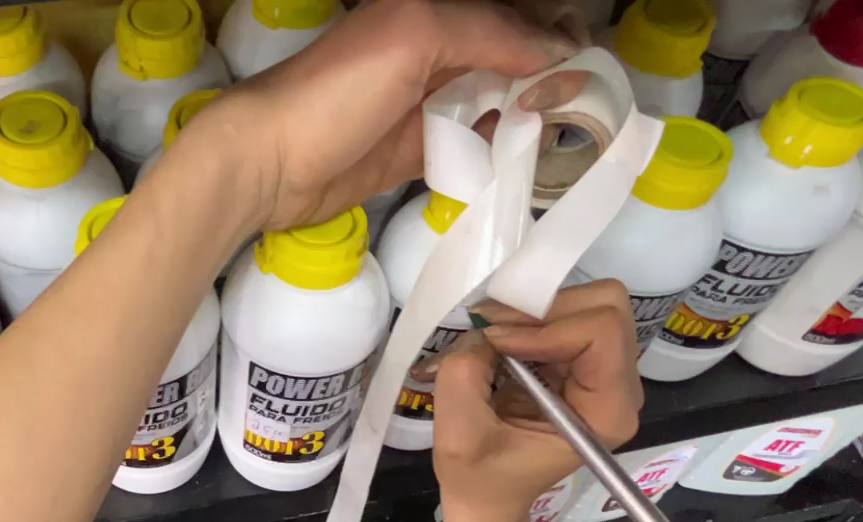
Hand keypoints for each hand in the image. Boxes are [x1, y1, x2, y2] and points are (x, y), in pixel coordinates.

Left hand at [183, 0, 580, 230]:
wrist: (269, 165)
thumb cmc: (334, 91)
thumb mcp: (415, 35)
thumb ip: (487, 32)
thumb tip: (553, 51)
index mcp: (436, 12)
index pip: (513, 16)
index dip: (555, 37)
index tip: (593, 69)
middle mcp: (433, 56)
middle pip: (506, 61)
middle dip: (547, 80)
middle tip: (583, 109)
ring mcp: (420, 109)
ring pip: (488, 107)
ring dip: (523, 120)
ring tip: (561, 138)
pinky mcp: (409, 157)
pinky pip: (462, 151)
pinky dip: (490, 155)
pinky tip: (516, 163)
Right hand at [432, 282, 642, 521]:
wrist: (485, 500)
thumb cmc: (476, 480)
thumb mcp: (456, 435)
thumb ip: (465, 373)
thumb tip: (482, 330)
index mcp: (605, 414)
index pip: (601, 332)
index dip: (544, 327)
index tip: (494, 345)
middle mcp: (619, 388)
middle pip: (604, 306)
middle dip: (542, 310)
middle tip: (491, 330)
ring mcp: (603, 373)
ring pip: (588, 304)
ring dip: (534, 312)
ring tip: (492, 336)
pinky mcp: (582, 364)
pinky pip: (568, 316)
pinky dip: (530, 319)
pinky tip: (501, 342)